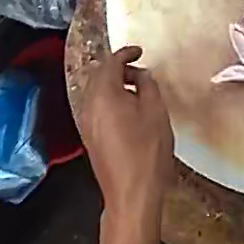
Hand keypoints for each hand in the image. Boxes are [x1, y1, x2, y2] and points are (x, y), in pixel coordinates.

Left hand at [77, 45, 172, 229]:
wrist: (132, 192)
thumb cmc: (148, 148)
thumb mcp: (155, 109)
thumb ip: (147, 85)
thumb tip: (141, 76)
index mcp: (103, 96)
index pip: (110, 64)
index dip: (125, 53)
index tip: (140, 51)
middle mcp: (89, 107)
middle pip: (98, 77)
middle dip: (117, 68)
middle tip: (140, 67)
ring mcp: (87, 124)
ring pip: (96, 93)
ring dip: (114, 84)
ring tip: (138, 86)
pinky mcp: (91, 138)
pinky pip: (97, 107)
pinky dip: (111, 98)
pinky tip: (130, 106)